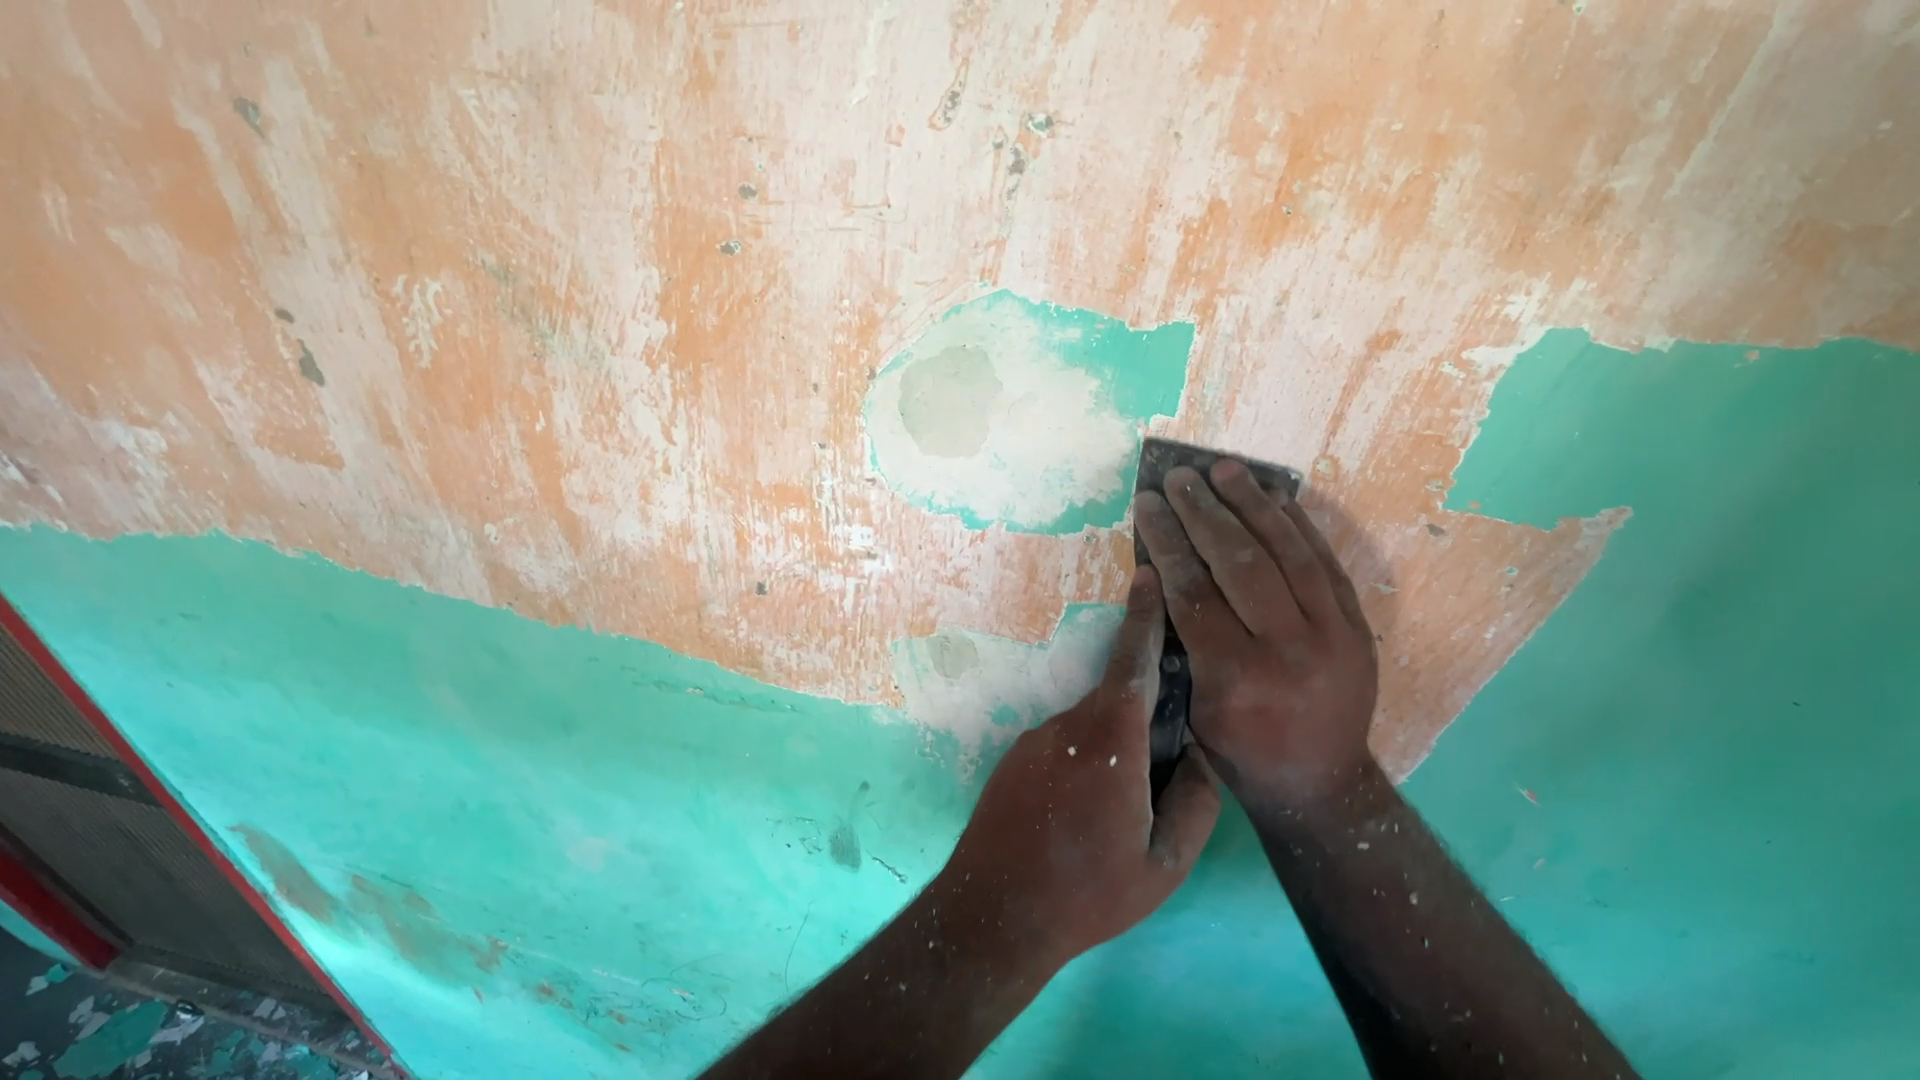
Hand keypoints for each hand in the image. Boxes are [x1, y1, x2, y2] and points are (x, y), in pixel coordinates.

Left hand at [939, 566, 1221, 966]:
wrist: (995, 914)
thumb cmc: (1088, 892)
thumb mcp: (1165, 864)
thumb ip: (1196, 803)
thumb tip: (1199, 759)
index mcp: (1109, 741)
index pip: (1133, 662)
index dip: (1145, 617)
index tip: (1149, 575)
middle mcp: (1067, 727)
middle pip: (1118, 701)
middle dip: (1146, 718)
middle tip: (1167, 767)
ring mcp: (1034, 742)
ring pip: (1091, 729)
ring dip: (1114, 751)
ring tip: (1121, 812)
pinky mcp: (1014, 761)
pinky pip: (1063, 747)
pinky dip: (1085, 764)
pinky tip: (1086, 816)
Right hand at [1134, 460, 1379, 809]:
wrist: (1320, 783)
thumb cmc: (1241, 752)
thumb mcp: (1193, 709)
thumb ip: (1179, 644)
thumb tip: (1162, 572)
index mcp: (1236, 678)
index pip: (1194, 592)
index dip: (1167, 542)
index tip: (1147, 505)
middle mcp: (1287, 650)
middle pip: (1239, 563)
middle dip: (1203, 513)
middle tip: (1178, 478)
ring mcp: (1332, 635)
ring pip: (1287, 553)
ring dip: (1251, 505)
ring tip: (1223, 470)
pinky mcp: (1358, 627)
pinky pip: (1325, 563)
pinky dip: (1296, 526)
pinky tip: (1273, 498)